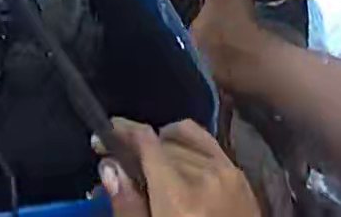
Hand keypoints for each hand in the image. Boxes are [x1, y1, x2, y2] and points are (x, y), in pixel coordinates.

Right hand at [99, 118, 259, 216]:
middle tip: (124, 171)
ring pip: (180, 140)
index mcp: (179, 199)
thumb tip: (109, 166)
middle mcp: (204, 177)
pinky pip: (203, 139)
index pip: (145, 140)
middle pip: (160, 142)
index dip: (121, 133)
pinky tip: (175, 156)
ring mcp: (226, 173)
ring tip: (151, 171)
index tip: (102, 140)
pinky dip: (185, 142)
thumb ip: (128, 208)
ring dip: (161, 150)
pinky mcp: (239, 176)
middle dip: (139, 153)